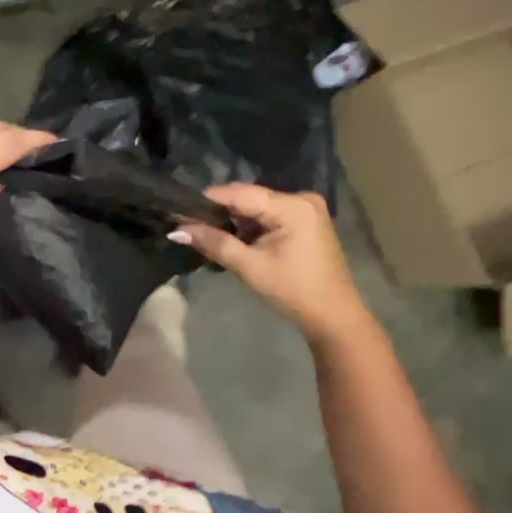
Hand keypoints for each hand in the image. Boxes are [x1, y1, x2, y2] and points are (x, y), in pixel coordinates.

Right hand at [173, 184, 373, 342]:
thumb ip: (214, 243)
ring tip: (211, 235)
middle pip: (249, 197)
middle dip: (222, 212)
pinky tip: (239, 240)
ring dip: (236, 219)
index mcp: (292, 206)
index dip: (208, 200)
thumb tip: (176, 231)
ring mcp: (307, 209)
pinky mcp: (307, 220)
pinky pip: (270, 214)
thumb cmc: (294, 292)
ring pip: (258, 206)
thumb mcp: (250, 267)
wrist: (335, 318)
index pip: (240, 193)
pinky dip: (253, 225)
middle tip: (192, 225)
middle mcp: (301, 199)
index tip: (180, 210)